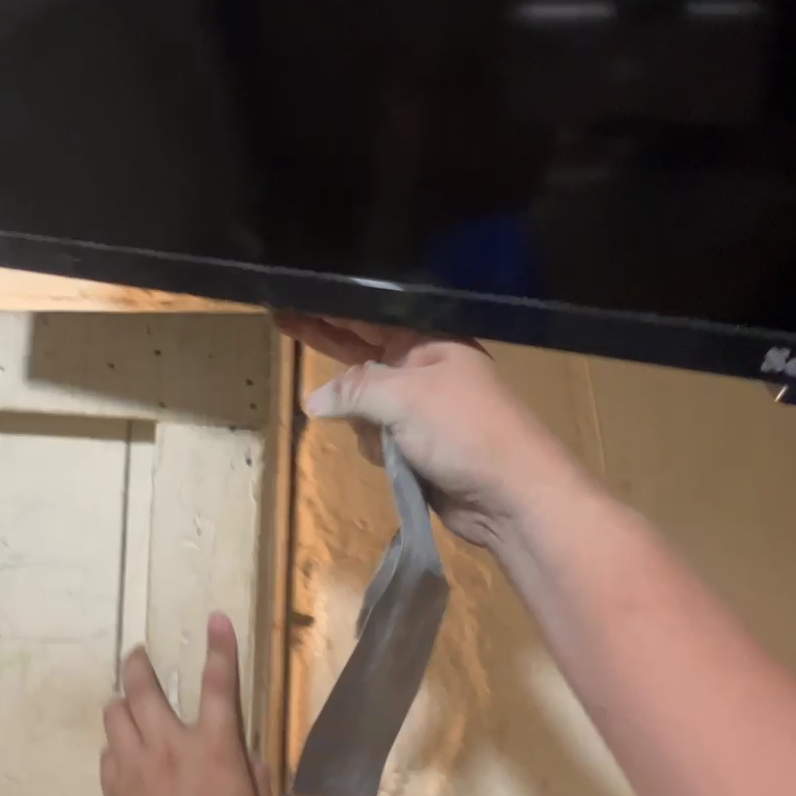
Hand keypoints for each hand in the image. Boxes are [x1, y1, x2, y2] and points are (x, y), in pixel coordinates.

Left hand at [102, 613, 270, 795]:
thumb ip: (253, 776)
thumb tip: (243, 749)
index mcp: (213, 752)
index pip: (220, 685)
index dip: (220, 647)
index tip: (216, 617)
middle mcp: (169, 748)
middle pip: (143, 688)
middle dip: (138, 662)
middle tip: (137, 652)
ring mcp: (134, 769)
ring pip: (115, 713)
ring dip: (122, 701)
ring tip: (127, 700)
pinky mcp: (111, 793)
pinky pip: (107, 750)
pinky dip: (115, 742)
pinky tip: (123, 750)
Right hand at [276, 315, 591, 550]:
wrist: (514, 497)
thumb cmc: (466, 431)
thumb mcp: (406, 398)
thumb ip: (354, 389)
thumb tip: (312, 401)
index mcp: (427, 342)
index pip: (367, 317)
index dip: (331, 308)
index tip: (295, 298)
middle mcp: (420, 369)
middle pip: (359, 351)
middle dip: (327, 342)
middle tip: (281, 319)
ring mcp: (417, 409)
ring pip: (361, 404)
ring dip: (363, 421)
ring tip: (390, 440)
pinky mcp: (414, 446)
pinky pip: (374, 437)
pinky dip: (378, 449)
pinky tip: (398, 463)